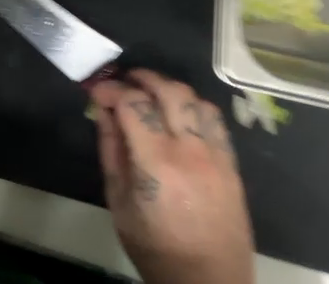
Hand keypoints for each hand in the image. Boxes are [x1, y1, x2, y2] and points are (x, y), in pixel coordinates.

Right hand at [90, 71, 253, 283]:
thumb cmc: (155, 249)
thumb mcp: (118, 201)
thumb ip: (111, 150)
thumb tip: (102, 111)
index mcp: (157, 163)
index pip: (133, 103)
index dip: (110, 90)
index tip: (96, 93)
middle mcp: (191, 152)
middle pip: (170, 91)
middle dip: (142, 78)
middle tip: (123, 82)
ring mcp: (217, 158)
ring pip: (197, 101)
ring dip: (171, 90)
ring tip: (151, 96)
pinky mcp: (233, 167)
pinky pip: (216, 122)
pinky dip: (194, 108)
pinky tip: (179, 118)